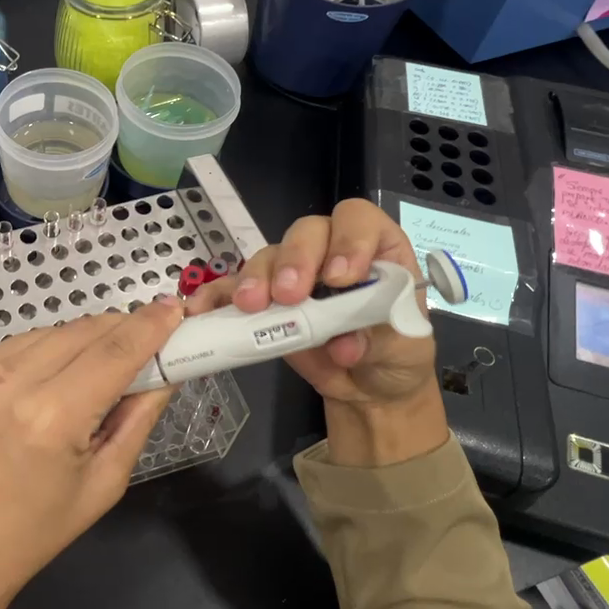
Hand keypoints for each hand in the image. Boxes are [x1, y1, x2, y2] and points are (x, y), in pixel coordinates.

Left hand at [0, 301, 182, 608]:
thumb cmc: (35, 530)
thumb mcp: (103, 483)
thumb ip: (138, 418)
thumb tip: (165, 369)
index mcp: (51, 417)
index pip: (114, 351)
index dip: (149, 326)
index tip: (173, 308)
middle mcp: (8, 382)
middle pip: (82, 331)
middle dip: (117, 332)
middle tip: (140, 345)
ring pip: (46, 334)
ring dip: (75, 344)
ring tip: (83, 376)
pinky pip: (10, 346)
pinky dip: (34, 356)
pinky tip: (36, 387)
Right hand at [186, 198, 447, 466]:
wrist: (370, 388)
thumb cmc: (395, 354)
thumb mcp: (404, 345)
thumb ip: (378, 337)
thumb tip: (343, 343)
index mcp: (374, 248)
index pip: (358, 221)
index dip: (348, 240)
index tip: (340, 278)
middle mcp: (329, 250)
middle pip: (306, 232)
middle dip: (294, 260)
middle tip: (288, 294)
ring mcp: (291, 272)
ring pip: (269, 256)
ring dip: (256, 277)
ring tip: (250, 306)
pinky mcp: (264, 298)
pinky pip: (234, 287)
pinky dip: (218, 295)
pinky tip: (203, 307)